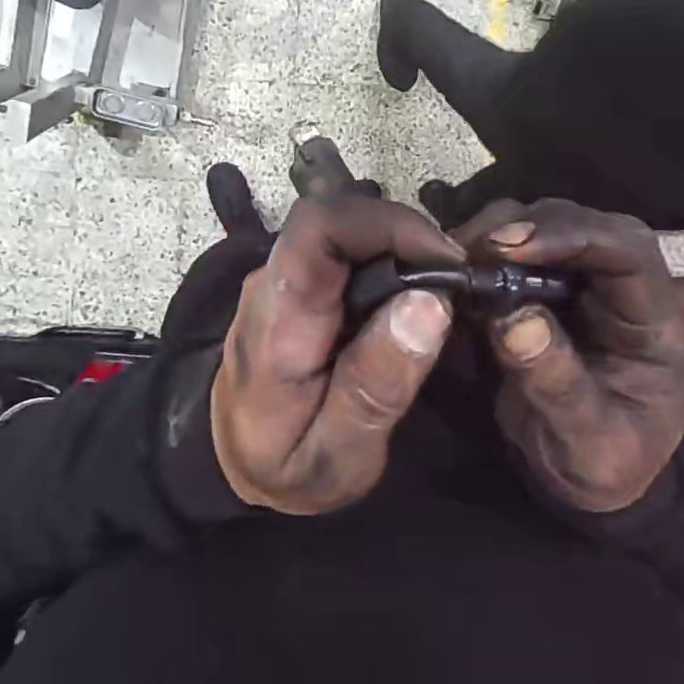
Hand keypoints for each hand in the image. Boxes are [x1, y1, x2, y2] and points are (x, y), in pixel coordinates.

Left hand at [212, 195, 464, 513]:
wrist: (227, 457)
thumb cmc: (282, 464)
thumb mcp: (336, 455)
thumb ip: (376, 386)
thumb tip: (431, 303)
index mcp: (278, 317)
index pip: (319, 226)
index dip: (387, 223)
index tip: (445, 259)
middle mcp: (275, 279)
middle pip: (340, 218)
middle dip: (407, 238)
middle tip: (456, 282)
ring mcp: (285, 275)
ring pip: (347, 231)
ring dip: (401, 249)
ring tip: (442, 294)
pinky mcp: (299, 280)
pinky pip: (347, 251)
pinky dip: (390, 262)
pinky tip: (413, 299)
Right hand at [454, 200, 683, 512]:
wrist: (584, 479)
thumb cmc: (603, 467)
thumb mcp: (589, 444)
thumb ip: (558, 385)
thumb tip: (514, 317)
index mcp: (651, 320)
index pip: (626, 249)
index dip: (570, 235)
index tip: (507, 246)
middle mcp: (616, 286)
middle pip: (579, 221)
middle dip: (523, 227)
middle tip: (468, 252)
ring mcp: (576, 281)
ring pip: (541, 224)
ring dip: (495, 232)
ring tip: (455, 262)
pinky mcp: (538, 286)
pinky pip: (510, 248)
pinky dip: (478, 251)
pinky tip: (452, 273)